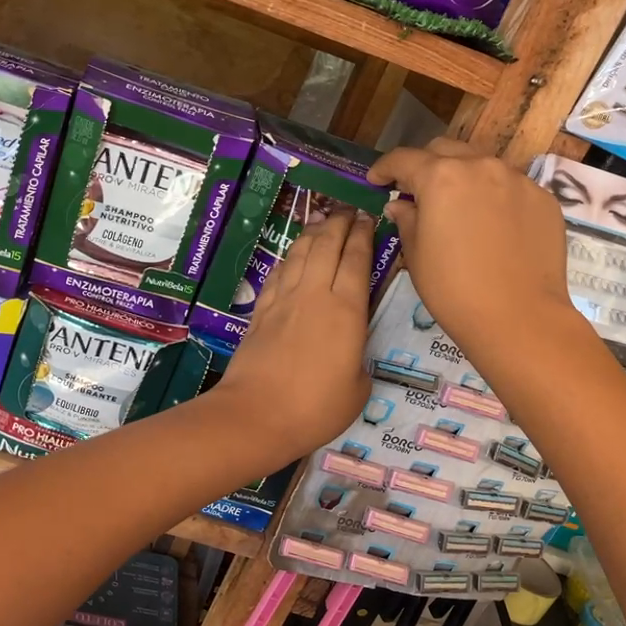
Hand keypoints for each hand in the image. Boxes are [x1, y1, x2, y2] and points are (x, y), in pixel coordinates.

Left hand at [214, 211, 374, 462]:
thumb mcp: (358, 389)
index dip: (363, 235)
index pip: (356, 259)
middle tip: (348, 211)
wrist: (257, 414)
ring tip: (322, 222)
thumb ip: (359, 360)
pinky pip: (278, 273)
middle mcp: (314, 295)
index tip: (368, 218)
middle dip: (339, 223)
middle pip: (326, 245)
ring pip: (299, 253)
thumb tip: (350, 352)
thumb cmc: (316, 408)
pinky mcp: (261, 311)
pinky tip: (293, 255)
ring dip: (313, 233)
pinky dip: (289, 258)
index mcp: (346, 310)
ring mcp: (283, 300)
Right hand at [368, 138, 574, 354]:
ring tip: (457, 208)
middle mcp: (480, 167)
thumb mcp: (416, 255)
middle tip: (415, 192)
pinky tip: (491, 226)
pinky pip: (510, 187)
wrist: (519, 317)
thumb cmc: (453, 289)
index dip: (384, 169)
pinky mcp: (543, 199)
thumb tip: (402, 204)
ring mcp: (517, 180)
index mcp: (441, 177)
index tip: (375, 181)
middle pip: (445, 150)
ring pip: (481, 165)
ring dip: (462, 178)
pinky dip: (493, 196)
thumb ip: (407, 219)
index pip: (404, 159)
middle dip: (425, 166)